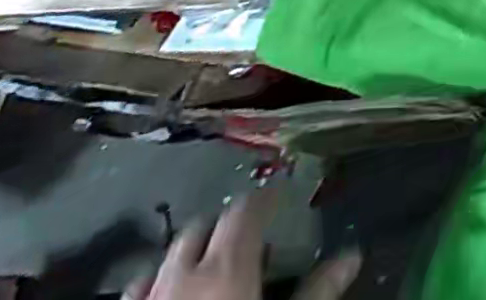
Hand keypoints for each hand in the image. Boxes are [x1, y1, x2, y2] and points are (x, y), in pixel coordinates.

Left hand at [126, 188, 360, 299]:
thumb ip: (319, 289)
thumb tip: (352, 255)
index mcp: (225, 267)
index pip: (245, 213)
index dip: (263, 199)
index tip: (279, 195)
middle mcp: (180, 276)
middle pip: (199, 230)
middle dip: (222, 224)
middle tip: (247, 232)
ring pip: (160, 262)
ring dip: (183, 257)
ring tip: (204, 266)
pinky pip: (132, 296)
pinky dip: (152, 288)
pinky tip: (165, 298)